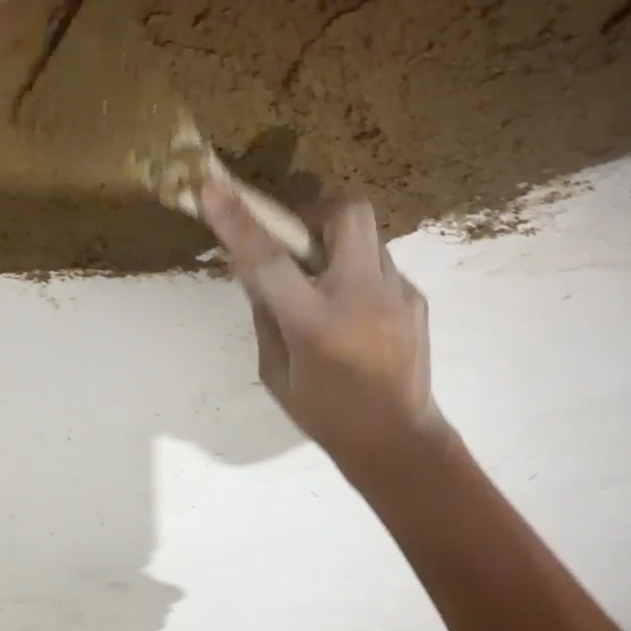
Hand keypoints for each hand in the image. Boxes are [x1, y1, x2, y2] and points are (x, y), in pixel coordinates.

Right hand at [201, 181, 443, 464]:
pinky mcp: (416, 298)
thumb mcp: (276, 372)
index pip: (269, 261)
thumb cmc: (324, 414)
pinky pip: (379, 264)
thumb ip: (266, 316)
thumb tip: (254, 271)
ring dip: (336, 243)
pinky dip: (356, 272)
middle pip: (347, 213)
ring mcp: (397, 294)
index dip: (238, 222)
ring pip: (367, 235)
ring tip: (322, 279)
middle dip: (316, 208)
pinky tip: (350, 309)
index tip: (214, 191)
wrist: (397, 440)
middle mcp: (361, 297)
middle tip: (296, 233)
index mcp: (315, 324)